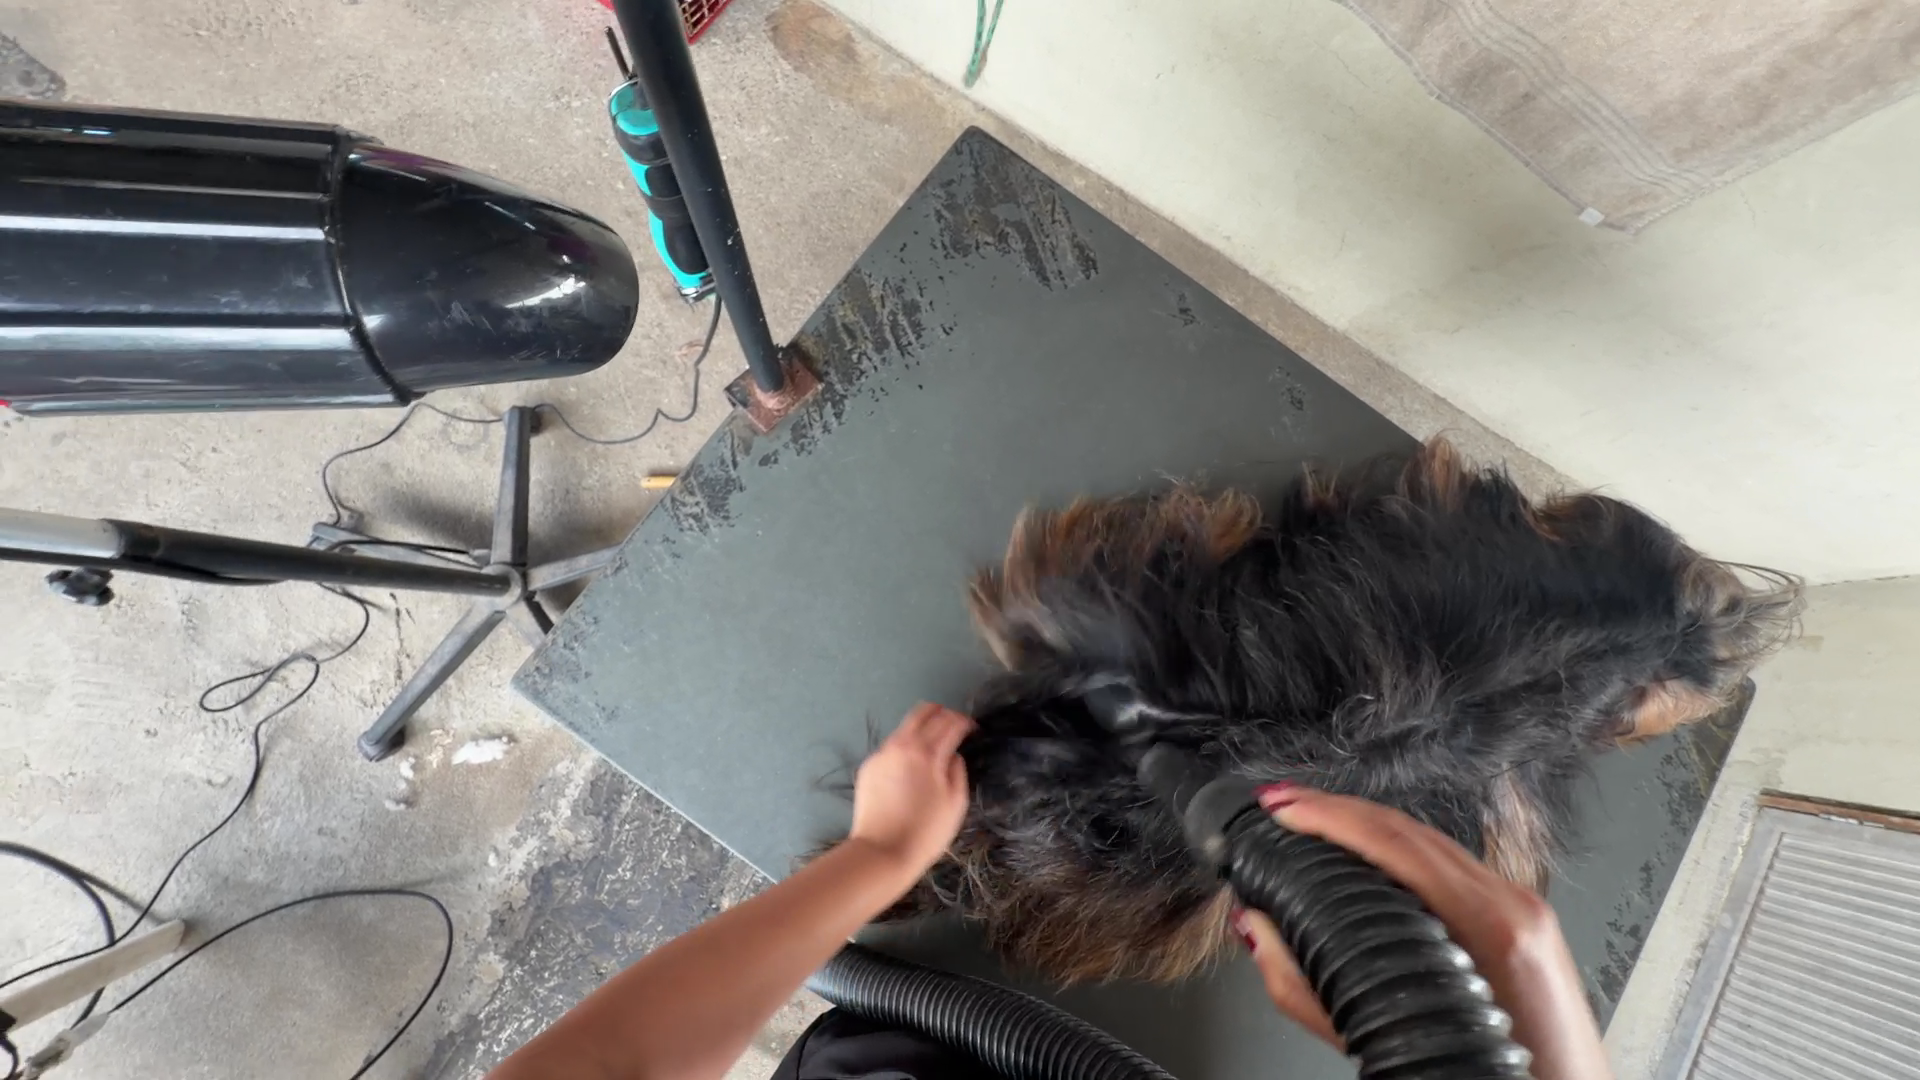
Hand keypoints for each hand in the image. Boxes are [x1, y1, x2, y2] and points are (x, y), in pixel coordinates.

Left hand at [845, 703, 974, 878]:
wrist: (881, 852)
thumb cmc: (925, 832)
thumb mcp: (955, 804)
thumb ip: (958, 771)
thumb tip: (953, 755)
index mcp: (928, 753)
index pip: (950, 722)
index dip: (965, 722)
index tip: (972, 729)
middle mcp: (903, 744)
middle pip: (925, 711)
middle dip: (943, 713)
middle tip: (954, 725)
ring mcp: (883, 753)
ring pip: (906, 725)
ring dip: (923, 726)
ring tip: (933, 743)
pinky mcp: (869, 764)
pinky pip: (892, 745)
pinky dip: (906, 746)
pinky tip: (910, 765)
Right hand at [1234, 787, 1612, 1079]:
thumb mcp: (1386, 1043)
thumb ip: (1304, 989)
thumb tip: (1253, 929)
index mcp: (1490, 929)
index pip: (1391, 842)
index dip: (1327, 814)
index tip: (1281, 809)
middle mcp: (1511, 905)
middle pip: (1405, 826)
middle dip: (1332, 806)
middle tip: (1279, 804)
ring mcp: (1520, 904)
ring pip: (1424, 833)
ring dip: (1357, 817)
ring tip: (1306, 813)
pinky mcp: (1518, 911)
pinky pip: (1442, 854)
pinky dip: (1388, 839)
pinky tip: (1357, 838)